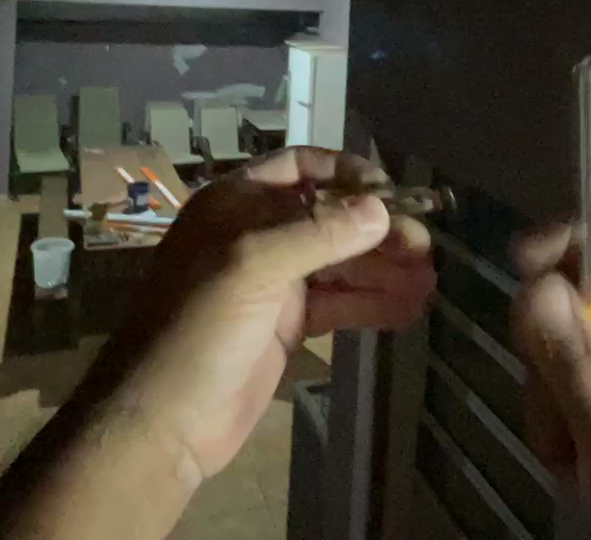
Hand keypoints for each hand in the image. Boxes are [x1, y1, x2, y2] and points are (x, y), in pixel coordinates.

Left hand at [87, 147, 435, 483]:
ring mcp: (272, 280)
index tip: (389, 192)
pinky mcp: (285, 324)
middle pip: (327, 217)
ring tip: (430, 279)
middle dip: (375, 229)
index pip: (300, 167)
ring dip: (382, 268)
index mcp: (237, 203)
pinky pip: (336, 302)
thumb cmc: (197, 327)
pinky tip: (409, 308)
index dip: (345, 174)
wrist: (160, 422)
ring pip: (337, 262)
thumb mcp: (253, 266)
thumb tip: (380, 208)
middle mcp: (257, 234)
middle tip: (424, 245)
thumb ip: (318, 233)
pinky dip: (371, 303)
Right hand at [510, 223, 590, 539]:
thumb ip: (582, 370)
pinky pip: (553, 381)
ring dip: (544, 389)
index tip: (517, 266)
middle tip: (553, 400)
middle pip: (572, 291)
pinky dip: (547, 416)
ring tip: (569, 450)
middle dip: (543, 337)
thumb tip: (537, 281)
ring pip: (554, 339)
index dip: (568, 241)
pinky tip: (568, 459)